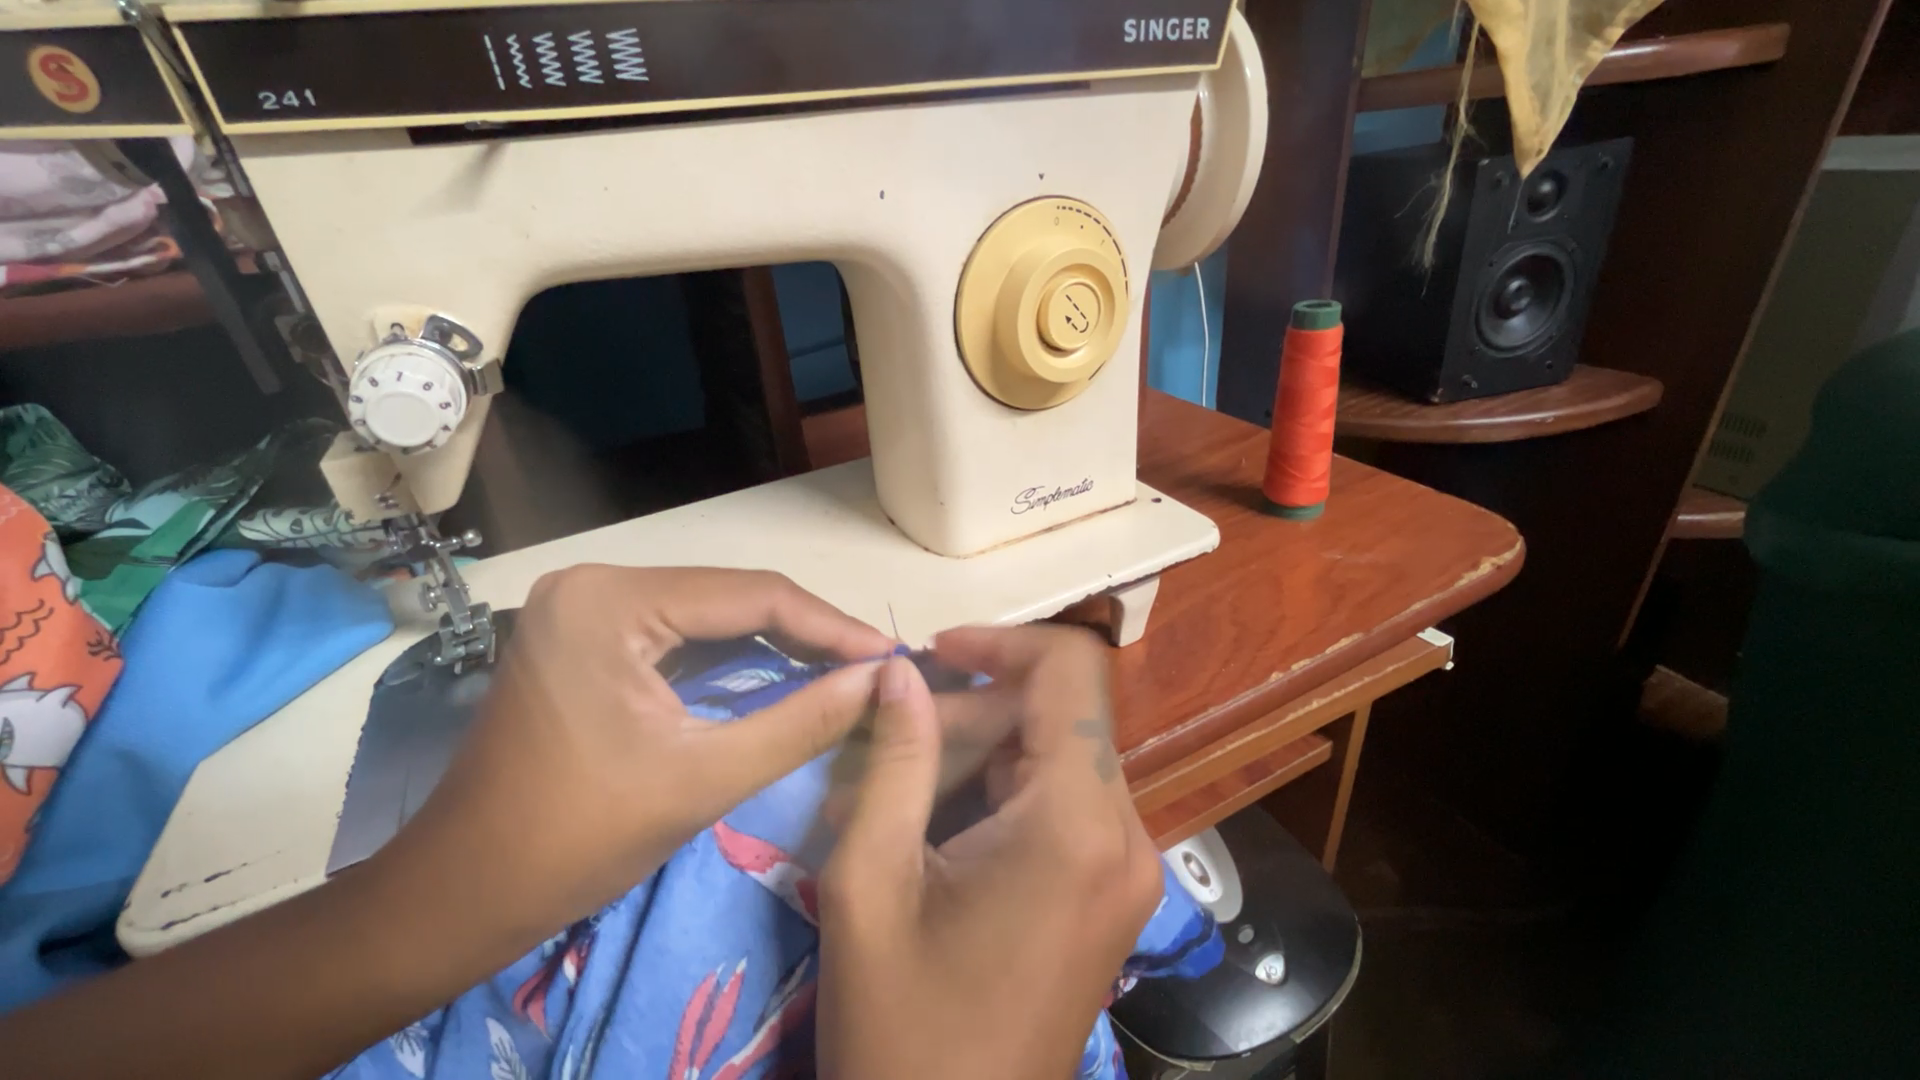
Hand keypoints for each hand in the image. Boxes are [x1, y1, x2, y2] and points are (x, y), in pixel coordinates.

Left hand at [377, 565, 892, 945]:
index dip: (831, 626)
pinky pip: (681, 634)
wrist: (463, 893)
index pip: (751, 594)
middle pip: (730, 597)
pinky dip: (735, 657)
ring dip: (777, 644)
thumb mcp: (705, 777)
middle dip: (807, 634)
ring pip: (710, 615)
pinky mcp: (587, 636)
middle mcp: (596, 583)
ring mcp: (586, 607)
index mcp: (611, 600)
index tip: (892, 656)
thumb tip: (881, 680)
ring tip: (845, 670)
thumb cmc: (578, 837)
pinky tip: (785, 674)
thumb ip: (803, 721)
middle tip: (874, 667)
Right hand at [815, 626, 1164, 1079]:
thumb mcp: (870, 881)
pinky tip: (941, 831)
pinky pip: (1064, 804)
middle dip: (974, 713)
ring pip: (1057, 758)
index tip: (934, 654)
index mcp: (1075, 824)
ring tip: (901, 800)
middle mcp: (1125, 834)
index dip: (1004, 640)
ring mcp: (1128, 867)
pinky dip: (1006, 794)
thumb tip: (901, 671)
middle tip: (889, 749)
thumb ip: (893, 759)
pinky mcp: (1114, 893)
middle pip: (1057, 717)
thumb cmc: (901, 1023)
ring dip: (983, 755)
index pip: (1072, 671)